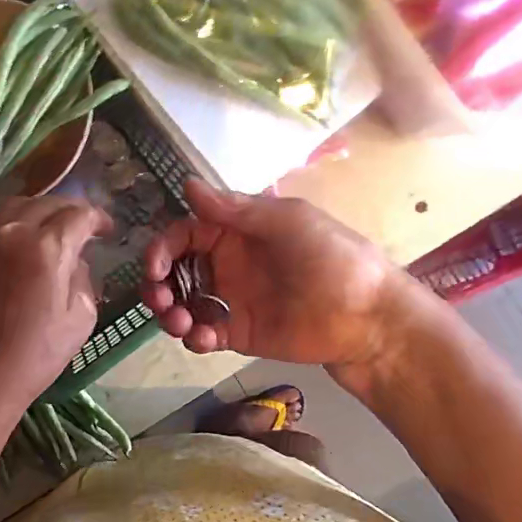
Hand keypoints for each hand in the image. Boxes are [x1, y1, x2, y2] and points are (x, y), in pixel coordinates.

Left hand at [0, 197, 111, 415]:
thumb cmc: (35, 354)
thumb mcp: (80, 318)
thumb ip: (83, 277)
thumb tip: (74, 260)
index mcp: (48, 247)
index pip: (79, 214)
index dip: (99, 218)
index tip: (108, 230)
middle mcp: (14, 231)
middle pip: (49, 202)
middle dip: (72, 210)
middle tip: (85, 228)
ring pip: (19, 204)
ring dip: (42, 210)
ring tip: (54, 228)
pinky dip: (14, 218)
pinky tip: (23, 237)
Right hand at [141, 178, 449, 371]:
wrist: (367, 318)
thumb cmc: (332, 259)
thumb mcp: (288, 222)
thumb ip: (236, 209)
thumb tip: (186, 183)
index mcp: (237, 232)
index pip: (185, 234)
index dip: (163, 248)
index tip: (154, 268)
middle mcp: (229, 263)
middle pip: (176, 271)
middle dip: (158, 284)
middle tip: (159, 299)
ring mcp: (233, 300)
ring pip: (183, 303)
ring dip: (170, 311)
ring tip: (180, 323)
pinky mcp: (239, 333)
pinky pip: (203, 333)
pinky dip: (194, 337)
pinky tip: (204, 338)